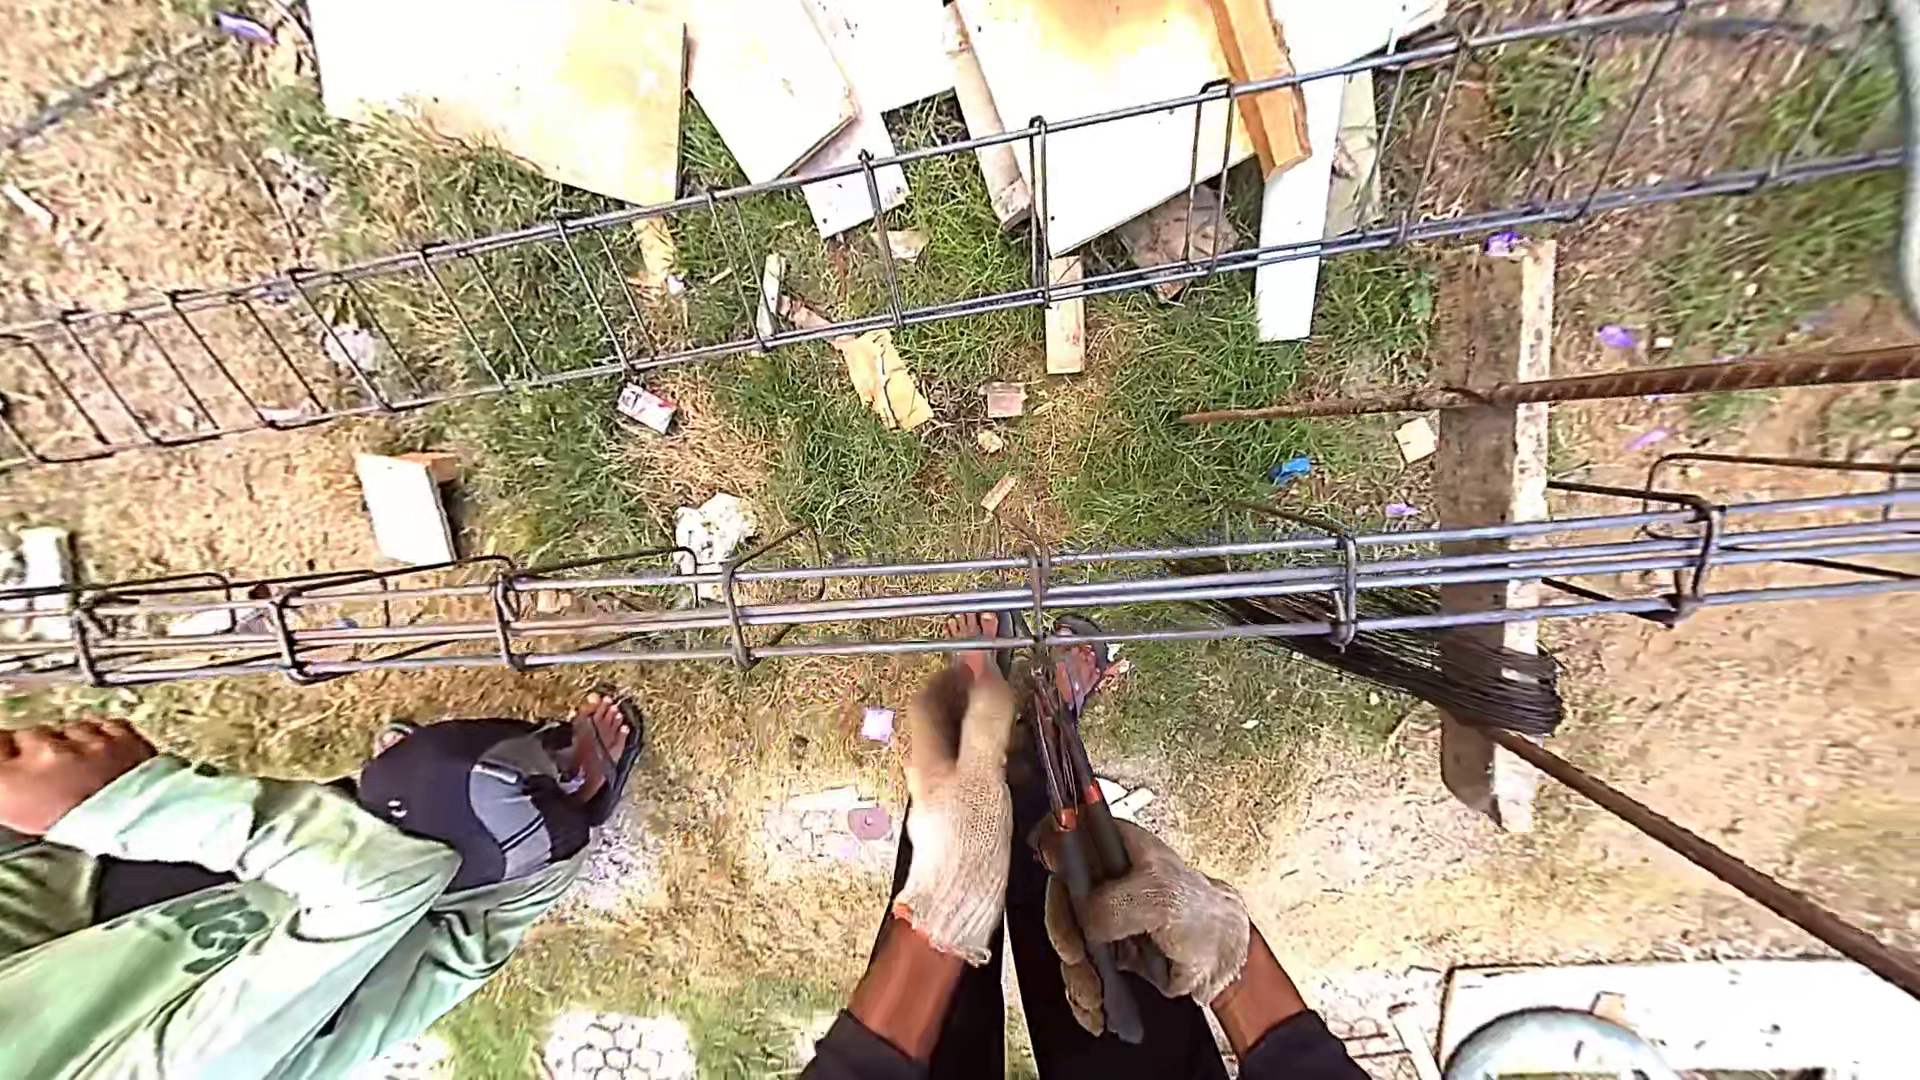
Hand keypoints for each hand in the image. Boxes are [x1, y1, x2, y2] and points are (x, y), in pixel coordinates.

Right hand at [0, 721, 155, 834]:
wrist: (124, 813)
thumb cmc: (61, 817)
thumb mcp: (9, 805)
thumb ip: (4, 776)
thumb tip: (9, 763)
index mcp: (6, 775)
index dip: (4, 747)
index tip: (10, 752)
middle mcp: (44, 753)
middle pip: (31, 733)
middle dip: (36, 744)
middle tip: (46, 760)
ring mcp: (88, 742)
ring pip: (70, 728)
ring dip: (71, 738)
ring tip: (78, 755)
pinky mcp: (124, 736)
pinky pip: (107, 724)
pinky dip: (103, 732)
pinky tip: (102, 745)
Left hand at [890, 662, 1016, 964]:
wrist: (960, 907)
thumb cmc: (965, 845)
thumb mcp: (980, 774)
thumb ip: (984, 722)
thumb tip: (986, 672)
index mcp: (926, 755)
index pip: (928, 698)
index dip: (951, 674)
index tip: (977, 663)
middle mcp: (932, 769)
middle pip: (948, 718)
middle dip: (977, 699)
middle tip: (1006, 691)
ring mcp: (946, 791)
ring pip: (966, 743)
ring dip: (993, 728)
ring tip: (1021, 727)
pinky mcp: (963, 811)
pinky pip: (979, 770)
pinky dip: (1001, 758)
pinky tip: (1021, 766)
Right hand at [1044, 820, 1249, 1033]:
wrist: (1221, 957)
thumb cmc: (1198, 910)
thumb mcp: (1159, 897)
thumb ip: (1115, 904)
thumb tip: (1083, 921)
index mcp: (1111, 844)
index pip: (1067, 832)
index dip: (1053, 847)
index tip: (1052, 872)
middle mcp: (1100, 874)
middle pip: (1059, 893)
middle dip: (1063, 930)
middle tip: (1075, 954)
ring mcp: (1101, 911)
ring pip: (1066, 935)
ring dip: (1073, 969)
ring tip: (1092, 992)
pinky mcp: (1104, 945)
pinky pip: (1079, 966)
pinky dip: (1081, 991)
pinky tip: (1094, 1006)